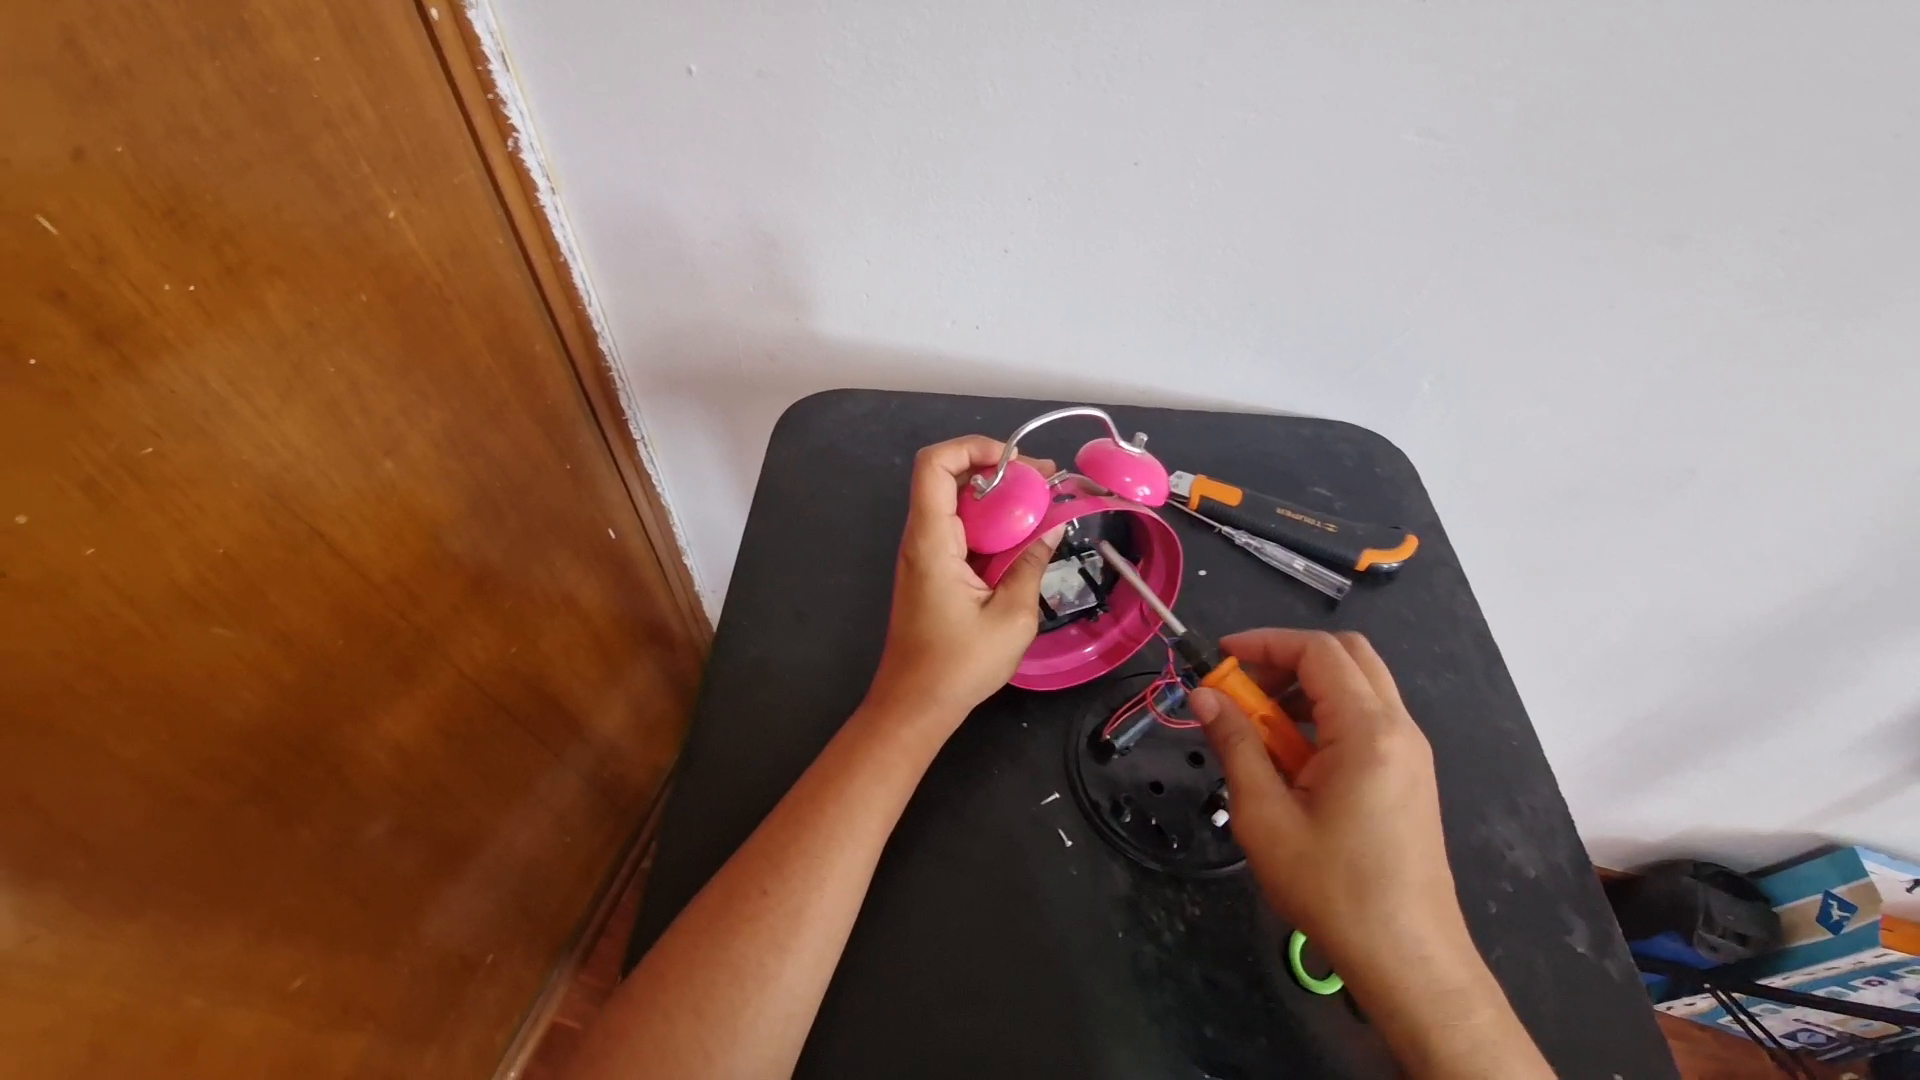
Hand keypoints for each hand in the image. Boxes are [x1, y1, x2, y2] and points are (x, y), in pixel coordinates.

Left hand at [864, 437, 1063, 733]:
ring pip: (959, 505)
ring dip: (999, 501)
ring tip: (1043, 509)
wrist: (916, 704)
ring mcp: (925, 555)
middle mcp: (922, 539)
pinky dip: (992, 527)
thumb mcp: (1012, 616)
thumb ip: (1032, 564)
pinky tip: (1024, 541)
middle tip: (1045, 484)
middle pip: (950, 478)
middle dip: (999, 471)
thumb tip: (1052, 527)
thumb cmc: (959, 665)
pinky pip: (961, 531)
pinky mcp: (933, 572)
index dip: (974, 447)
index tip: (1018, 463)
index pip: (935, 464)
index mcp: (931, 541)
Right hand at [1189, 629, 1472, 981]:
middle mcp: (1398, 729)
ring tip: (1257, 724)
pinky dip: (1323, 713)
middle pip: (1347, 655)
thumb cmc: (1331, 886)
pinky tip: (1290, 755)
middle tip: (1241, 686)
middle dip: (1287, 657)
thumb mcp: (1264, 815)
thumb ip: (1234, 744)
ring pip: (1358, 684)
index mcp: (1367, 731)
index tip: (1219, 659)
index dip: (1264, 643)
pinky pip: (1365, 717)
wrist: (1407, 957)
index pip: (1318, 652)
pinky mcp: (1408, 774)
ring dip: (1305, 686)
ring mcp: (1410, 751)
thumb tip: (1203, 696)